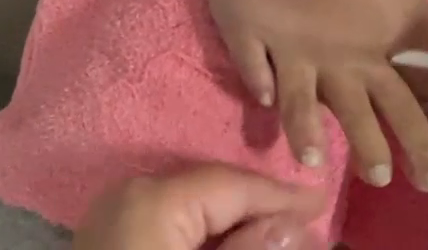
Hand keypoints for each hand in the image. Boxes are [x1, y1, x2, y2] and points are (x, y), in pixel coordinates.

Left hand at [71, 165, 325, 249]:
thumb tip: (292, 226)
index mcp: (154, 198)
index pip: (231, 184)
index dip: (279, 195)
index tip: (321, 202)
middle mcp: (130, 194)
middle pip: (210, 193)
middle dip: (257, 211)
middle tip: (305, 226)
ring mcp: (111, 218)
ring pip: (190, 211)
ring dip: (230, 229)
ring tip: (273, 239)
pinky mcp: (106, 243)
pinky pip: (165, 228)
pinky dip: (200, 239)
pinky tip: (226, 247)